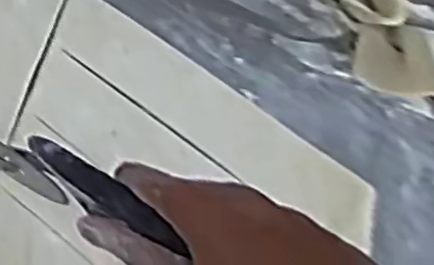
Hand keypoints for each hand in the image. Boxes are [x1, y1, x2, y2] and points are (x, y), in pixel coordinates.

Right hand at [80, 164, 374, 264]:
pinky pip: (284, 235)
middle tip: (177, 258)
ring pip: (238, 214)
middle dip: (178, 222)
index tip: (117, 222)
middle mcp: (239, 195)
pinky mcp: (338, 246)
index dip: (120, 200)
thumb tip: (95, 226)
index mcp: (196, 200)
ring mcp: (292, 218)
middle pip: (186, 194)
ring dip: (226, 235)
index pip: (134, 177)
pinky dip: (270, 248)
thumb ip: (136, 250)